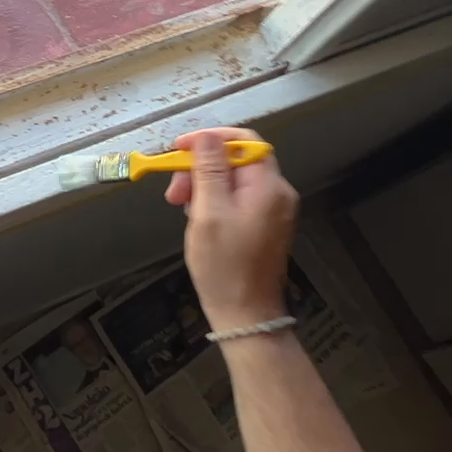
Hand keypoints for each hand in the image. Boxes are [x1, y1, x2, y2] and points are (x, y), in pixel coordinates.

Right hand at [166, 127, 297, 328]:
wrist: (245, 314)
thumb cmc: (224, 265)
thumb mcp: (209, 212)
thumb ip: (209, 170)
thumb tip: (205, 137)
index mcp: (268, 187)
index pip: (244, 141)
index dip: (211, 138)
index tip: (179, 149)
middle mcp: (277, 193)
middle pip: (236, 160)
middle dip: (200, 167)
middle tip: (174, 191)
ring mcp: (272, 210)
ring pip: (233, 179)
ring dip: (203, 185)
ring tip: (183, 207)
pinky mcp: (264, 225)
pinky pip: (237, 198)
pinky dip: (213, 200)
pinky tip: (198, 218)